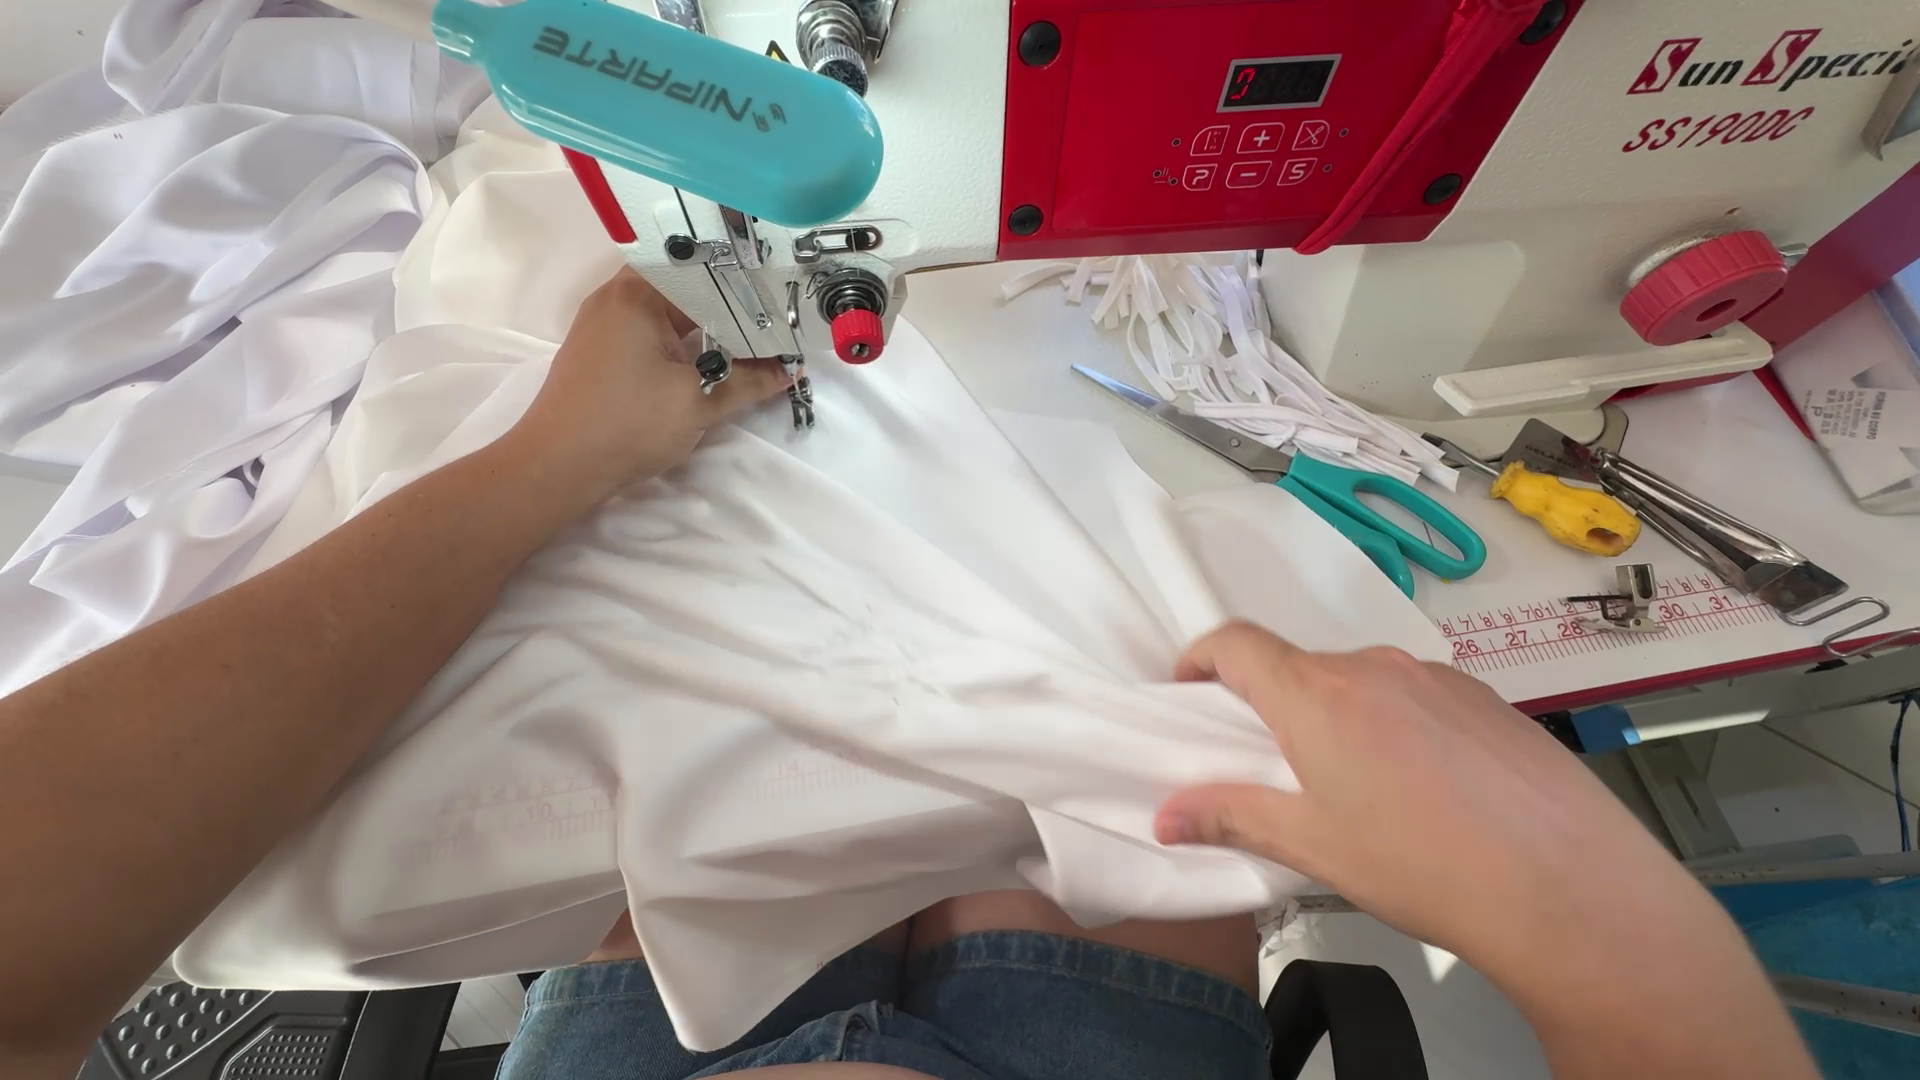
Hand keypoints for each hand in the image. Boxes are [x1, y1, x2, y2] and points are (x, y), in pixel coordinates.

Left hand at [511, 266, 791, 494]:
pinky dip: (681, 337)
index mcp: (637, 296)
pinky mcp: (602, 350)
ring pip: (666, 309)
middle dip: (725, 300)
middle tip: (769, 311)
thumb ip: (748, 382)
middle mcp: (615, 299)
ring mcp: (604, 324)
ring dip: (703, 321)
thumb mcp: (699, 403)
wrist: (559, 466)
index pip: (699, 270)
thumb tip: (788, 369)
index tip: (775, 291)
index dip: (740, 279)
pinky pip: (650, 329)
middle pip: (681, 285)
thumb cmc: (629, 424)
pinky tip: (708, 355)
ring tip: (748, 333)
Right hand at [1154, 623, 1722, 986]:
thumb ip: (1228, 818)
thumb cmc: (1428, 867)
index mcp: (1316, 694)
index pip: (1235, 642)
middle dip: (1271, 702)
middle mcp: (1371, 667)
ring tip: (1357, 780)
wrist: (1578, 893)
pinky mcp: (1482, 695)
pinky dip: (1392, 719)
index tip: (1190, 687)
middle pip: (1295, 665)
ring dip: (1334, 712)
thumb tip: (1165, 818)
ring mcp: (1433, 677)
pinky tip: (1423, 782)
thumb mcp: (1312, 845)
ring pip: (1355, 679)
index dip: (1200, 656)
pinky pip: (1412, 691)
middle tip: (1276, 762)